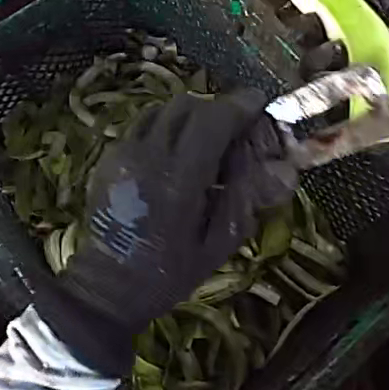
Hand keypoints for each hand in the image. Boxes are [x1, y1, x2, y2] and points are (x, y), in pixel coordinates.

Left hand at [32, 88, 298, 375]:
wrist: (109, 286)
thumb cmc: (169, 272)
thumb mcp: (219, 244)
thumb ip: (246, 197)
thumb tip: (279, 164)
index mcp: (178, 179)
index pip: (211, 120)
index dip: (239, 105)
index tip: (258, 103)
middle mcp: (147, 156)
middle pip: (187, 106)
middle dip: (217, 108)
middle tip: (236, 125)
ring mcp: (122, 153)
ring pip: (162, 110)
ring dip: (190, 115)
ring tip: (206, 137)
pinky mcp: (109, 157)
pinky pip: (142, 125)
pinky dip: (166, 126)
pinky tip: (176, 152)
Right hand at [300, 0, 388, 226]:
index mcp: (367, 30)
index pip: (331, 10)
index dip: (321, 3)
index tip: (322, 3)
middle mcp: (347, 56)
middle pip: (309, 35)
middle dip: (310, 29)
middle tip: (321, 30)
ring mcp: (337, 87)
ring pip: (306, 64)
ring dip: (318, 56)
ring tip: (339, 59)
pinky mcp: (332, 117)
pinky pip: (309, 99)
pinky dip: (318, 90)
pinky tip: (337, 87)